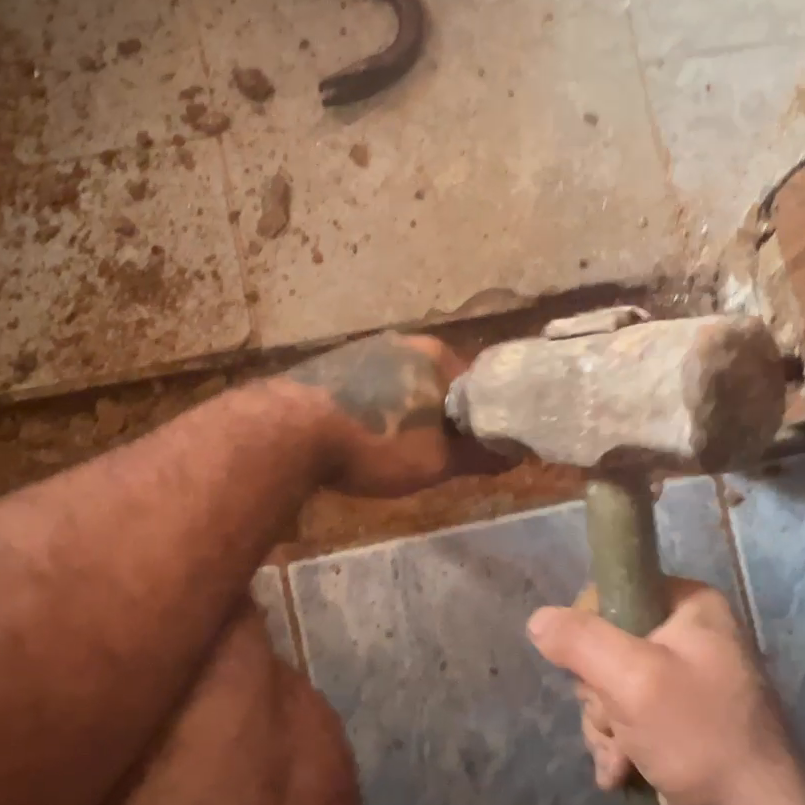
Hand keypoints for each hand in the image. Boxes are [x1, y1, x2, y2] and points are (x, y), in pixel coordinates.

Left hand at [277, 332, 508, 497]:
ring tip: (400, 450)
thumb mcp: (439, 461)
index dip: (485, 416)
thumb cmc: (376, 443)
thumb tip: (518, 452)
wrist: (286, 432)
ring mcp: (360, 351)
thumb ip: (481, 455)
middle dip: (443, 415)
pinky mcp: (327, 368)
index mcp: (436, 355)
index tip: (484, 444)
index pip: (479, 383)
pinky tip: (362, 438)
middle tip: (443, 453)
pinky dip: (373, 413)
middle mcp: (401, 343)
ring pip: (399, 386)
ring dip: (405, 414)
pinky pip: (366, 391)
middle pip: (437, 382)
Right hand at [528, 578, 796, 804]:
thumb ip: (581, 642)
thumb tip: (537, 620)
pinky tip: (620, 771)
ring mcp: (680, 680)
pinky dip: (615, 745)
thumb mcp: (633, 678)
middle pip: (603, 646)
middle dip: (598, 695)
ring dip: (603, 727)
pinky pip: (622, 718)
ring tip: (622, 756)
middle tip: (615, 717)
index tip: (589, 669)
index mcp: (689, 605)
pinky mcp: (673, 721)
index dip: (588, 631)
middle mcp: (687, 635)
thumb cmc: (697, 734)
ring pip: (606, 688)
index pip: (613, 592)